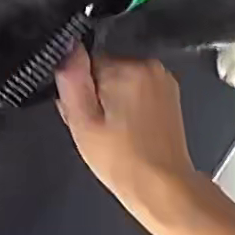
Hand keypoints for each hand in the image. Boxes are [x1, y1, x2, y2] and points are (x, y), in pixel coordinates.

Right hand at [54, 45, 199, 199]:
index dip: (79, 90)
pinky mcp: (167, 95)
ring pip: (118, 81)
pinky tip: (127, 131)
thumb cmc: (123, 161)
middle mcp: (149, 68)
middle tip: (98, 126)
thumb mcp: (82, 120)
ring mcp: (162, 81)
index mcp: (127, 69)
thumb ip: (71, 79)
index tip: (85, 113)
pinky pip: (135, 91)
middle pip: (102, 70)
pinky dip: (127, 108)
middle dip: (95, 95)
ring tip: (114, 132)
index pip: (85, 63)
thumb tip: (67, 48)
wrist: (162, 186)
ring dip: (111, 102)